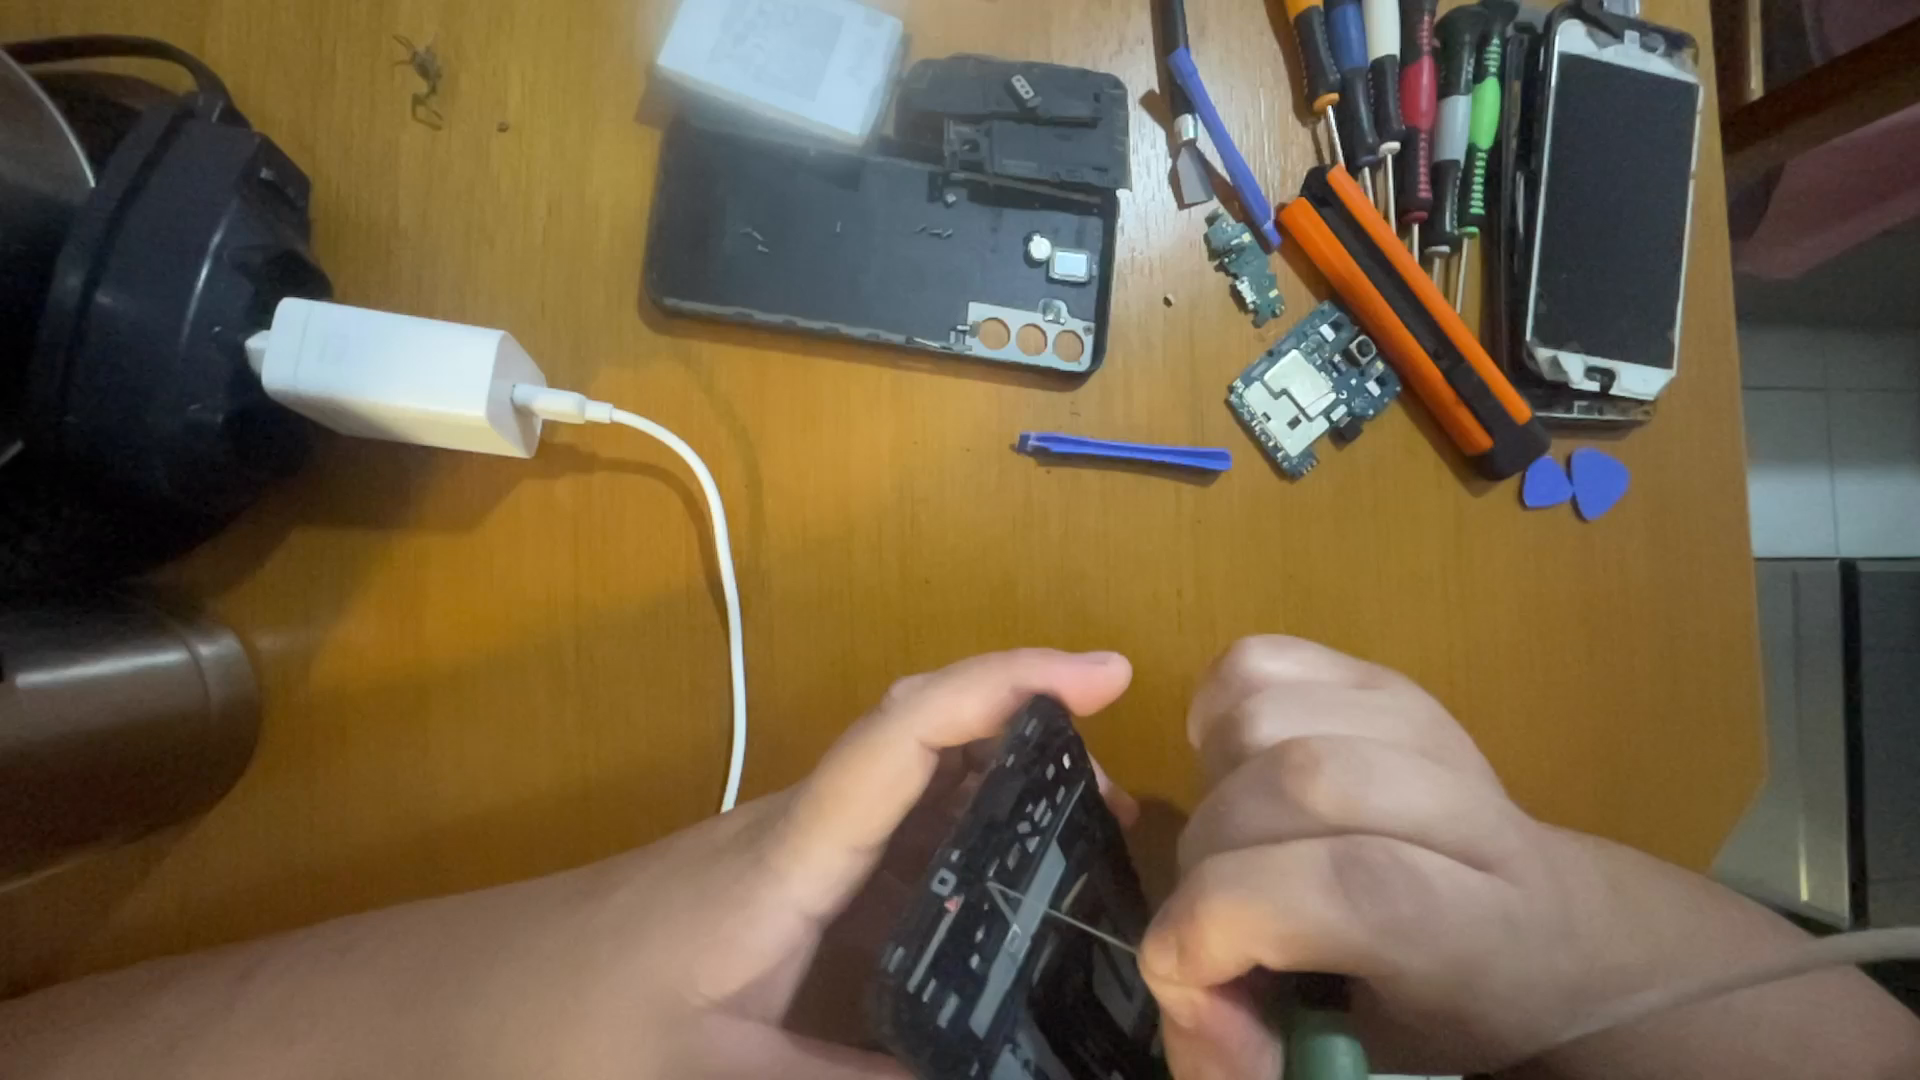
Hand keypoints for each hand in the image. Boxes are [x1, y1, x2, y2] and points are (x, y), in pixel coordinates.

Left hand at [589, 647, 1135, 1077]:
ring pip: (920, 779)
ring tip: (1086, 843)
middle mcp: (811, 821)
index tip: (1104, 674)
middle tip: (1119, 795)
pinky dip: (965, 841)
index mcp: (798, 845)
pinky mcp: (792, 877)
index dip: (1009, 682)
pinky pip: (898, 836)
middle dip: (1031, 727)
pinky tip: (996, 904)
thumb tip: (993, 1078)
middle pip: (930, 730)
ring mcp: (802, 845)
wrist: (472, 1001)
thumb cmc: (574, 1026)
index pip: (914, 727)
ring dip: (1006, 785)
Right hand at [1137, 636, 1746, 1077]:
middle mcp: (1464, 805)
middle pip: (1295, 784)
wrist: (1548, 918)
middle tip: (1210, 900)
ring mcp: (1416, 719)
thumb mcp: (1358, 1049)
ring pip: (1262, 716)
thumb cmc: (1446, 1000)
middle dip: (1210, 852)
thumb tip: (1171, 980)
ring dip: (1211, 783)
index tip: (1179, 960)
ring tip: (1232, 831)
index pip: (1356, 886)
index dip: (1231, 913)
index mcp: (1484, 928)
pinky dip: (1214, 711)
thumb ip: (1248, 1033)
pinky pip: (1252, 663)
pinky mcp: (1373, 675)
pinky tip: (1234, 762)